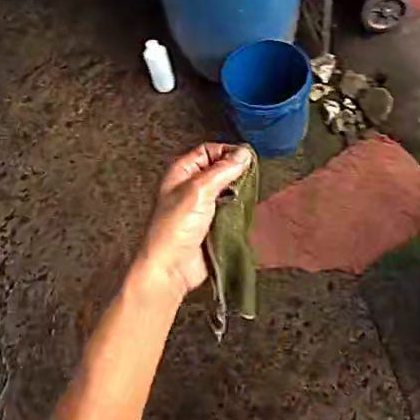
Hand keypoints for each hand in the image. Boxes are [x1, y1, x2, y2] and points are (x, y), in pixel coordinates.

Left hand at [133, 143, 251, 296]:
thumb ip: (222, 170)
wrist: (170, 268)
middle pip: (221, 170)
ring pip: (228, 191)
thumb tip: (243, 154)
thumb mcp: (198, 191)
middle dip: (236, 174)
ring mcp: (202, 206)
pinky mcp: (212, 224)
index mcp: (181, 172)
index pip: (209, 150)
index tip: (246, 159)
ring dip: (239, 194)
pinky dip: (239, 211)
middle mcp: (191, 187)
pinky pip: (231, 211)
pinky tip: (244, 213)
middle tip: (248, 179)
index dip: (228, 152)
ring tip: (246, 197)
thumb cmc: (172, 230)